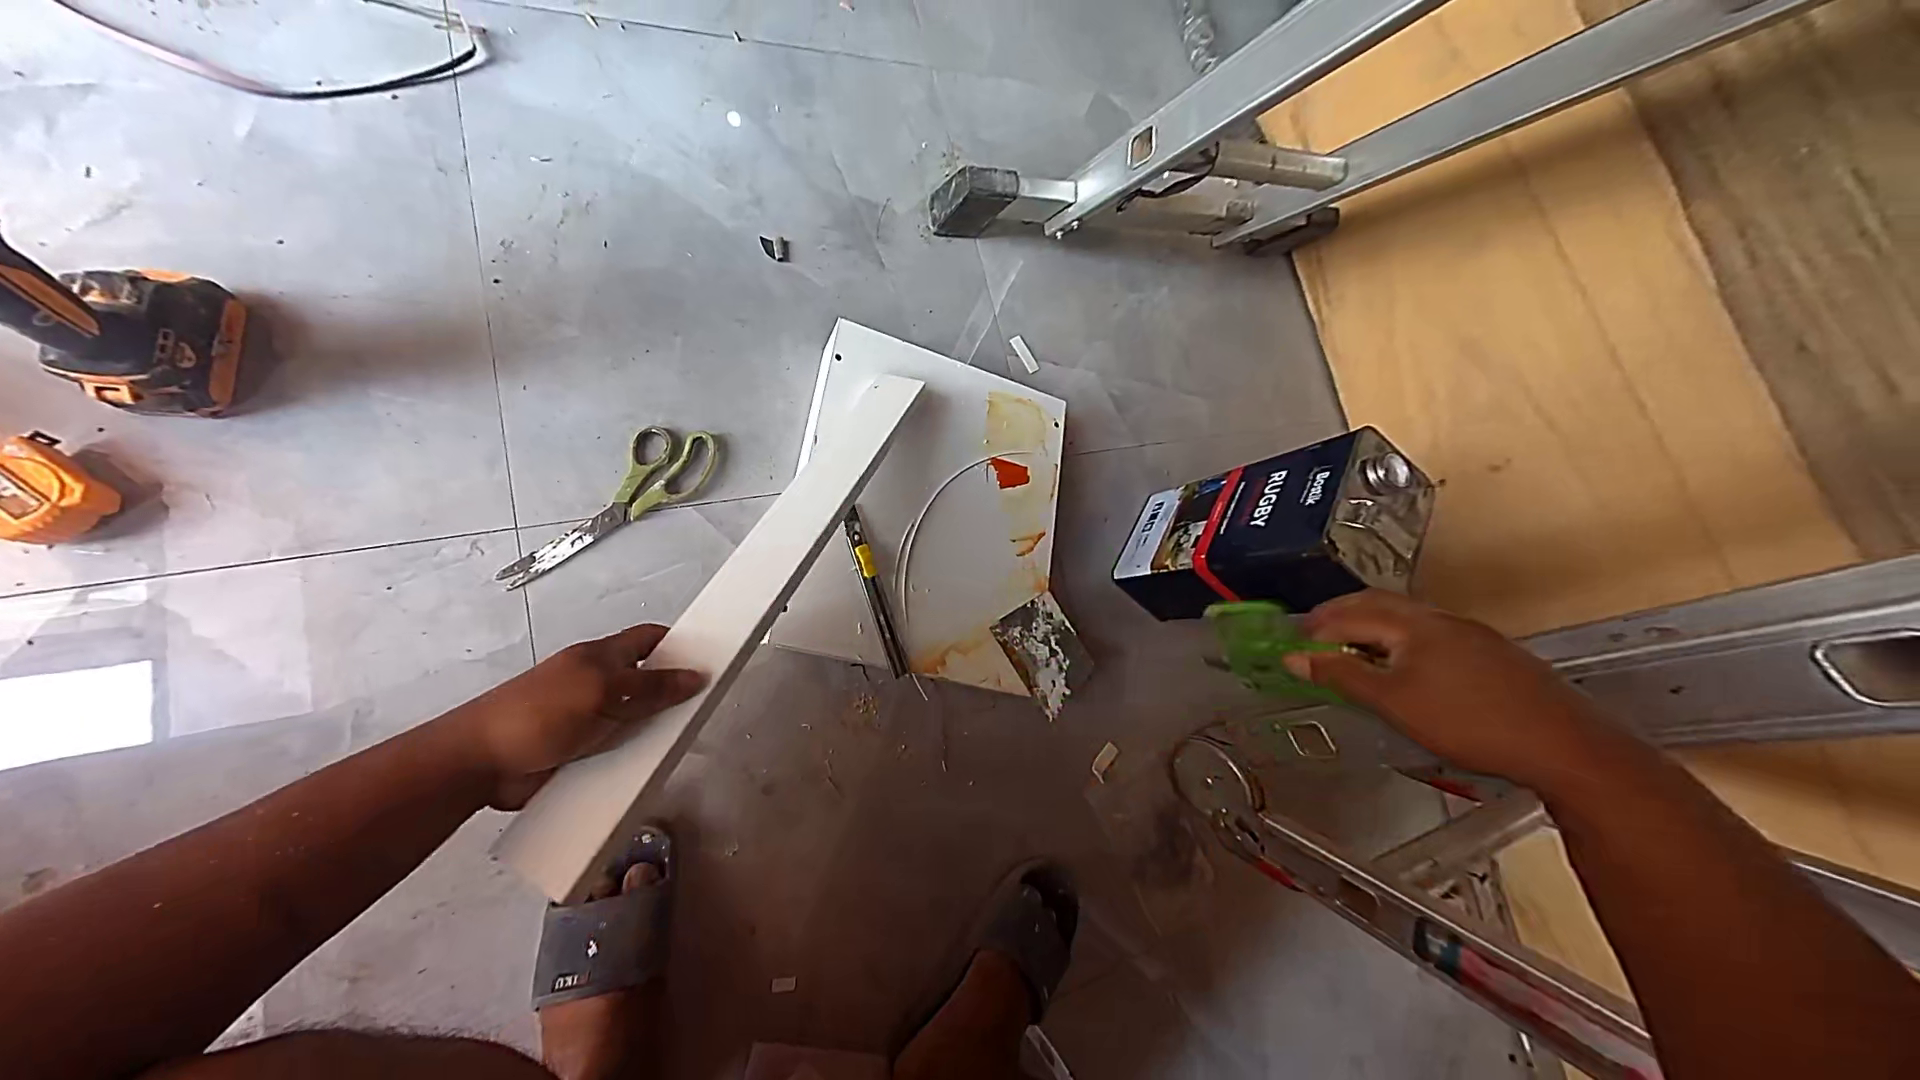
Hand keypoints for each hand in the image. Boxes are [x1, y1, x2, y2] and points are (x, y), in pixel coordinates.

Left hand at [439, 624, 705, 808]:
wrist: (480, 764)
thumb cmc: (539, 713)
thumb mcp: (603, 691)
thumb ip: (652, 686)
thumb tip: (696, 675)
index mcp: (601, 657)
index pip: (649, 639)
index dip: (677, 643)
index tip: (706, 656)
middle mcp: (598, 685)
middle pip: (647, 683)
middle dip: (671, 695)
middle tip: (702, 708)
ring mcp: (589, 720)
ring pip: (635, 722)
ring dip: (652, 733)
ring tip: (681, 746)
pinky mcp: (581, 753)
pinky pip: (618, 753)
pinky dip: (632, 760)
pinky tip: (649, 772)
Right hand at [1282, 590, 1624, 790]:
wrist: (1567, 747)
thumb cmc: (1468, 723)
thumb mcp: (1393, 702)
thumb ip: (1340, 675)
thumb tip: (1293, 657)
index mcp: (1413, 624)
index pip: (1350, 614)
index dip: (1315, 627)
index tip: (1290, 643)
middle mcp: (1440, 619)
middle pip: (1378, 604)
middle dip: (1340, 615)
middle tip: (1312, 635)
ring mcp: (1470, 634)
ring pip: (1405, 618)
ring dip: (1369, 626)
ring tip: (1349, 650)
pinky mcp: (1491, 654)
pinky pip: (1428, 633)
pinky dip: (1398, 640)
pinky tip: (1401, 666)